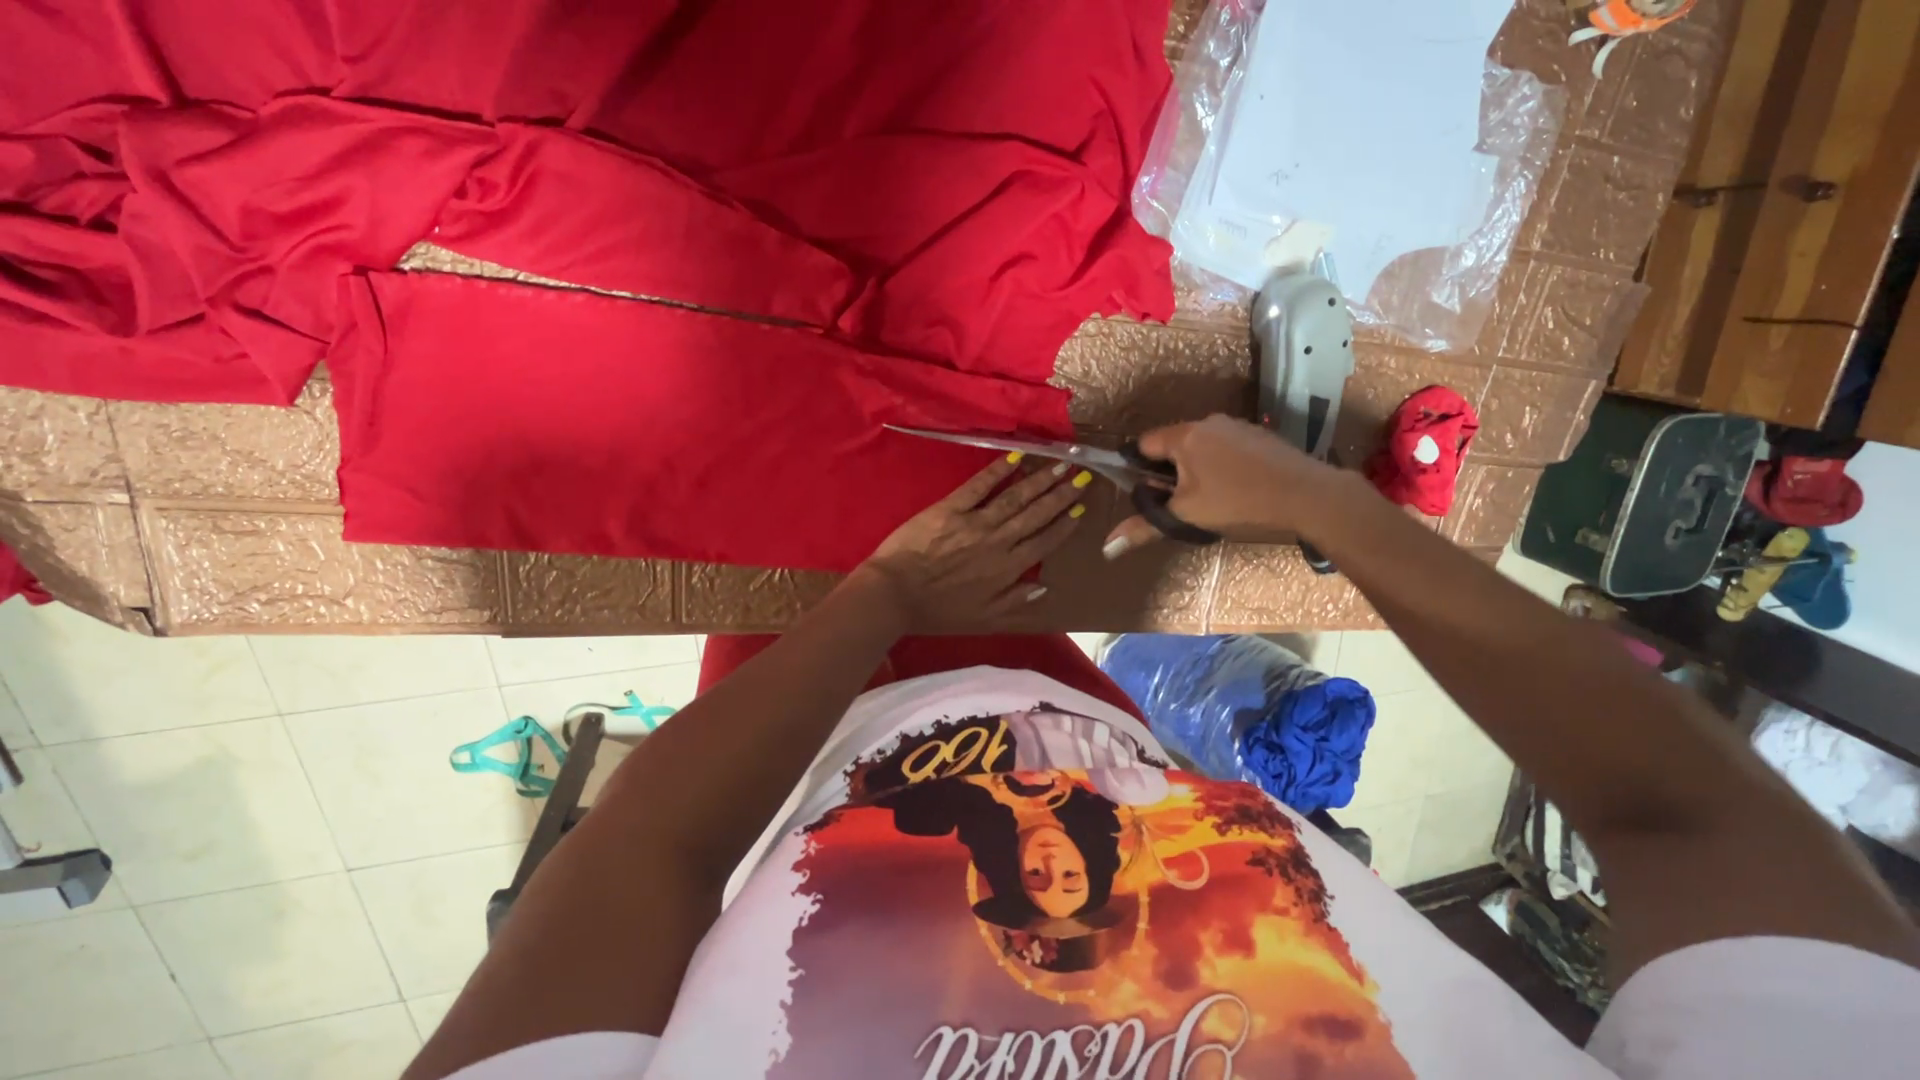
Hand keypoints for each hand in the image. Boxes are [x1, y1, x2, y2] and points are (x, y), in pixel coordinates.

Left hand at [854, 453, 1090, 629]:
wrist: (894, 595)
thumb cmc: (937, 612)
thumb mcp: (982, 619)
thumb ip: (1014, 602)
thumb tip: (1044, 586)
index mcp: (1007, 569)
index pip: (1043, 542)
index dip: (1064, 525)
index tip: (1081, 509)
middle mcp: (998, 542)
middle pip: (1035, 514)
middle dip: (1061, 495)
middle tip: (1082, 477)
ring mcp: (974, 522)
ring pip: (1014, 497)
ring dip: (1039, 480)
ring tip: (1060, 465)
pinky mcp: (950, 508)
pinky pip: (978, 486)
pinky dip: (996, 471)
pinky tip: (1014, 458)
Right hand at [1103, 415, 1349, 557]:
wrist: (1308, 495)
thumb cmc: (1239, 503)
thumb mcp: (1187, 517)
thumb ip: (1144, 527)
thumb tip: (1106, 548)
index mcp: (1184, 436)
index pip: (1143, 444)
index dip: (1138, 469)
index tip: (1149, 494)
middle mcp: (1208, 422)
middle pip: (1172, 446)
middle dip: (1170, 473)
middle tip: (1180, 504)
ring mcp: (1237, 427)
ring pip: (1201, 448)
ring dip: (1197, 470)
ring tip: (1211, 501)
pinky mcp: (1260, 437)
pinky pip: (1227, 449)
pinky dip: (1222, 468)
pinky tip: (1237, 492)